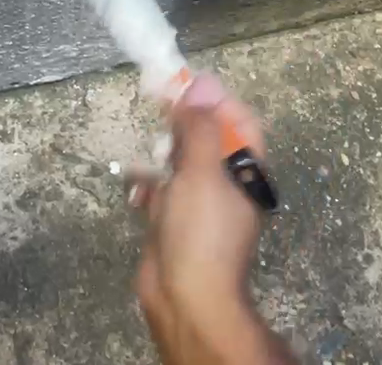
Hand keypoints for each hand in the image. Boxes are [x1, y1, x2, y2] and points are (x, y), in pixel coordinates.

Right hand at [130, 74, 294, 364]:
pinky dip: (147, 186)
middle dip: (180, 123)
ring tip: (147, 160)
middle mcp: (225, 182)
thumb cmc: (201, 230)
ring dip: (159, 155)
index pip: (239, 120)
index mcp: (244, 170)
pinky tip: (137, 194)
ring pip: (178, 160)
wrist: (185, 298)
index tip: (182, 84)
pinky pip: (160, 188)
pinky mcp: (173, 219)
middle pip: (205, 136)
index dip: (214, 98)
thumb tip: (199, 84)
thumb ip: (200, 126)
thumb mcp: (202, 170)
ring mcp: (198, 202)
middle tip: (154, 103)